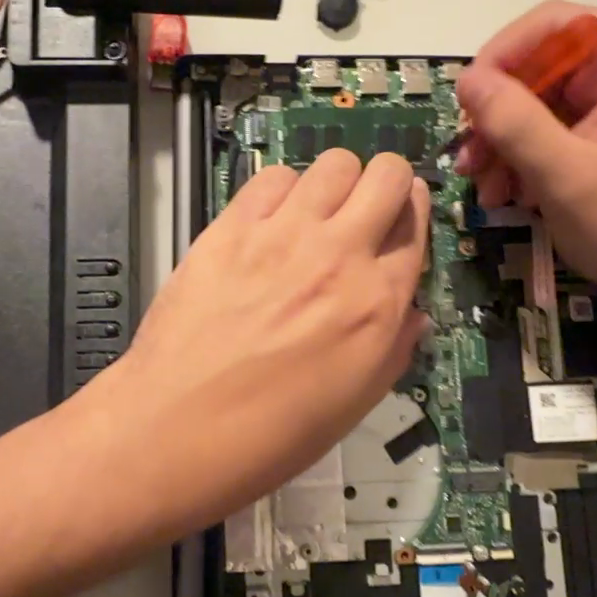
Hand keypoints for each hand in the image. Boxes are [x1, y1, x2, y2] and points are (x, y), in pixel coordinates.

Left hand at [107, 149, 429, 522]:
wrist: (179, 427)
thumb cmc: (271, 433)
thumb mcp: (356, 403)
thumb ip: (393, 348)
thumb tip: (409, 314)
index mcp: (378, 302)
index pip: (417, 224)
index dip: (413, 215)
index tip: (401, 220)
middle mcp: (339, 254)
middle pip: (387, 173)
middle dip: (386, 183)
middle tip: (364, 208)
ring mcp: (282, 234)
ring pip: (333, 163)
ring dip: (334, 182)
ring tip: (315, 213)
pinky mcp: (231, 227)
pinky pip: (272, 177)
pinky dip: (281, 190)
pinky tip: (269, 221)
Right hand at [454, 0, 596, 321]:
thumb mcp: (565, 177)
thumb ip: (515, 122)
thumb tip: (467, 80)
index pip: (558, 23)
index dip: (505, 52)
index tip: (470, 99)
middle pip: (542, 66)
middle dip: (497, 111)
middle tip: (467, 157)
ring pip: (538, 103)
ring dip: (501, 142)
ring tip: (480, 187)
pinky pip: (549, 133)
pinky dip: (520, 159)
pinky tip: (503, 194)